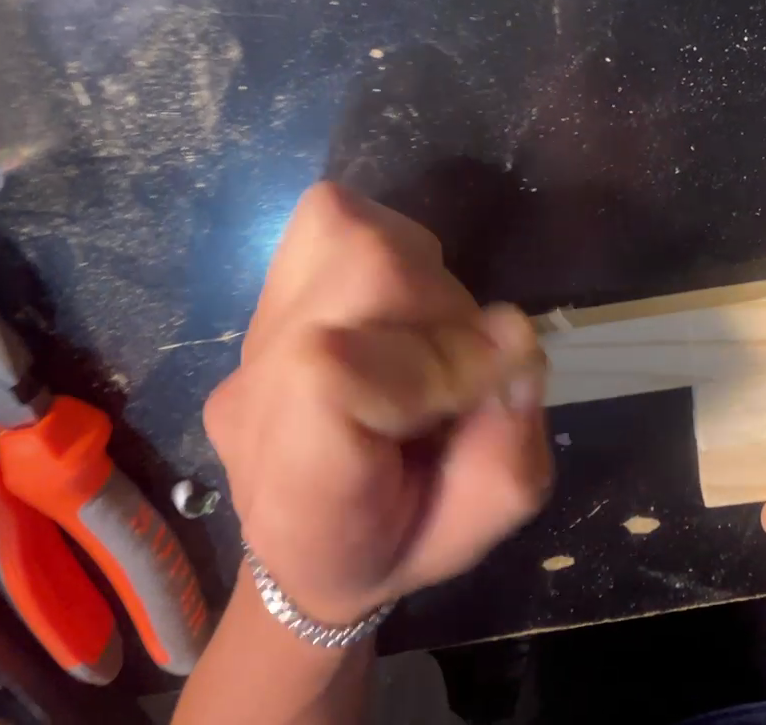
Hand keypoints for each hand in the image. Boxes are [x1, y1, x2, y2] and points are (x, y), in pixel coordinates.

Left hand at [205, 182, 550, 625]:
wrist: (307, 537)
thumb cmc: (394, 544)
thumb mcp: (478, 527)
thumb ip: (506, 447)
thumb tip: (514, 332)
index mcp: (296, 473)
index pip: (335, 368)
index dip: (439, 361)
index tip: (489, 388)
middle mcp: (255, 387)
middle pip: (360, 269)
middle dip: (445, 308)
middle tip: (462, 366)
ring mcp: (252, 334)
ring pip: (348, 230)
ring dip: (420, 275)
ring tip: (425, 336)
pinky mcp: (265, 295)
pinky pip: (330, 221)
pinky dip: (386, 246)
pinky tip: (396, 305)